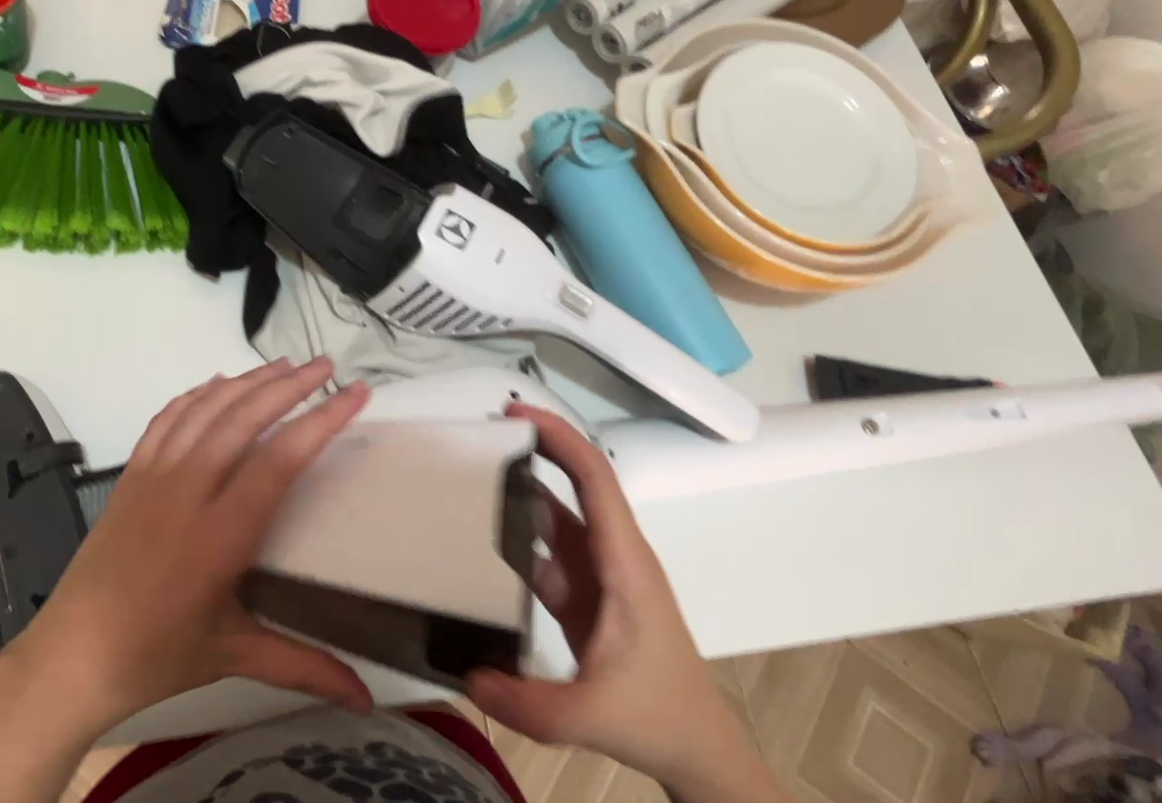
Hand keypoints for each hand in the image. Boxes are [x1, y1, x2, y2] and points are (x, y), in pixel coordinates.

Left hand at [6, 357, 374, 732]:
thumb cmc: (155, 656)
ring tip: (285, 366)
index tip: (354, 396)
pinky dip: (196, 395)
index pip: (277, 462)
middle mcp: (185, 493)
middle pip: (242, 420)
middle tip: (326, 366)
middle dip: (289, 387)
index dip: (318, 423)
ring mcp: (153, 479)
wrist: (72, 654)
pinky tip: (218, 384)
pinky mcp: (129, 478)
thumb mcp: (232, 654)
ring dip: (247, 382)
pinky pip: (165, 421)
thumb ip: (303, 666)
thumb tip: (366, 699)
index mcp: (218, 535)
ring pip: (204, 412)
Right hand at [467, 404, 754, 790]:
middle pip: (573, 485)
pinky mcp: (583, 596)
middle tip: (478, 436)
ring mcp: (597, 576)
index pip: (594, 479)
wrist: (695, 748)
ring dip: (518, 495)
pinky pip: (544, 553)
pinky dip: (514, 541)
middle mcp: (610, 556)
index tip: (515, 413)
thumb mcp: (592, 716)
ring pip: (555, 518)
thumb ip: (527, 704)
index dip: (559, 438)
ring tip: (466, 480)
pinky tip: (477, 545)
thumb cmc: (659, 717)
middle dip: (534, 450)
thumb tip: (466, 676)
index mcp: (622, 562)